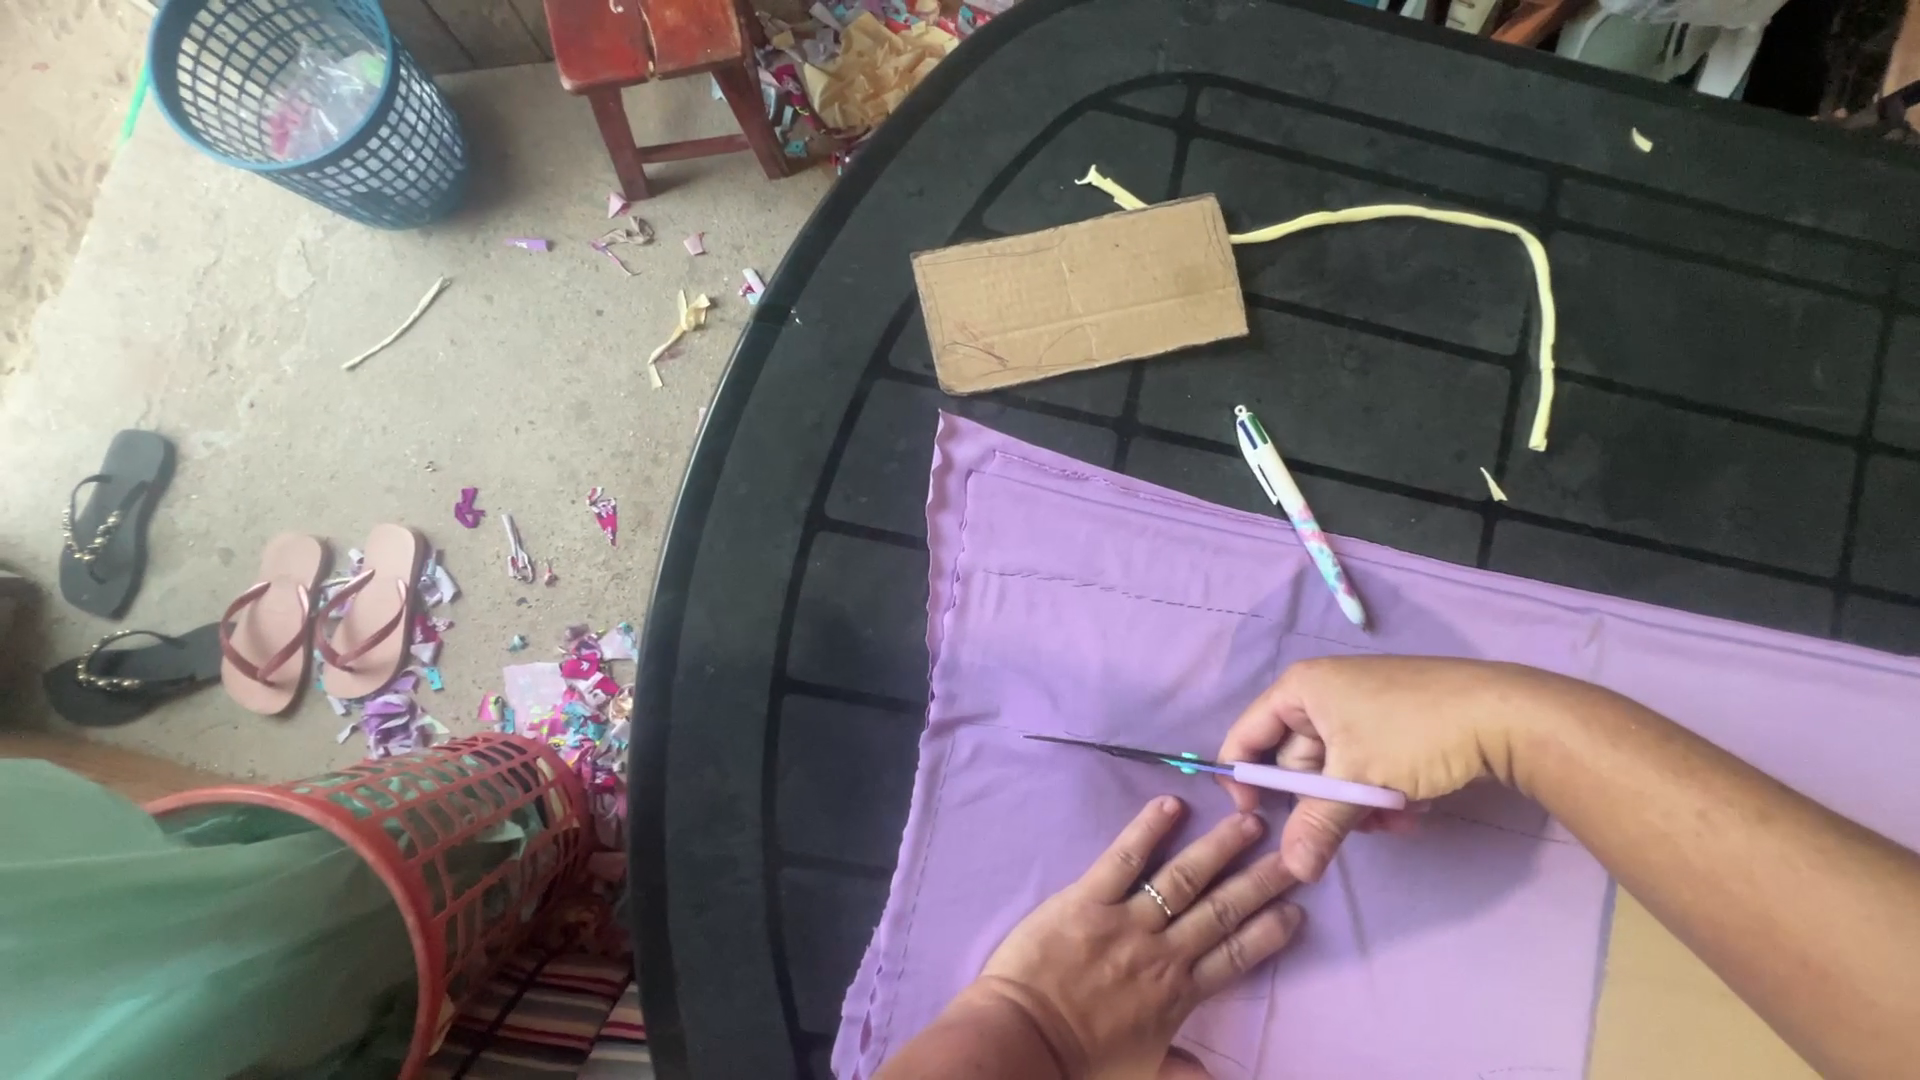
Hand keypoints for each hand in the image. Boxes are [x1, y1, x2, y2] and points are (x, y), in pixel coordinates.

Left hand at [965, 796, 1303, 1079]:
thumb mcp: (1142, 1073)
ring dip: (1218, 849)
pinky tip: (1170, 804)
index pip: (1235, 957)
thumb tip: (1214, 1075)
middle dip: (1260, 882)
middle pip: (1221, 911)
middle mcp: (1162, 952)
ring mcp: (1127, 921)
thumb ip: (1182, 1068)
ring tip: (1249, 824)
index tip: (1297, 910)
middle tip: (1294, 855)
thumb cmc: (1080, 1062)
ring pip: (1183, 879)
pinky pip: (1123, 859)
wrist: (1024, 1040)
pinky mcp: (1088, 899)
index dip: (1268, 933)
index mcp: (1178, 995)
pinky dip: (1147, 830)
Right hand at [1218, 656, 1569, 881]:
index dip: (1244, 777)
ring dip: (1358, 802)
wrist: (1512, 715)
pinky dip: (1382, 789)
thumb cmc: (1415, 733)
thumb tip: (1292, 871)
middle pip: (1297, 758)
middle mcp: (1324, 692)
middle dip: (1324, 800)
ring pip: (1337, 769)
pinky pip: (1367, 763)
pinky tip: (1415, 806)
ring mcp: (1362, 706)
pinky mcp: (1395, 722)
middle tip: (1350, 827)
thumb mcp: (1358, 781)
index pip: (1247, 733)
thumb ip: (1317, 825)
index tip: (1255, 816)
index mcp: (1300, 688)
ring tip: (1396, 816)